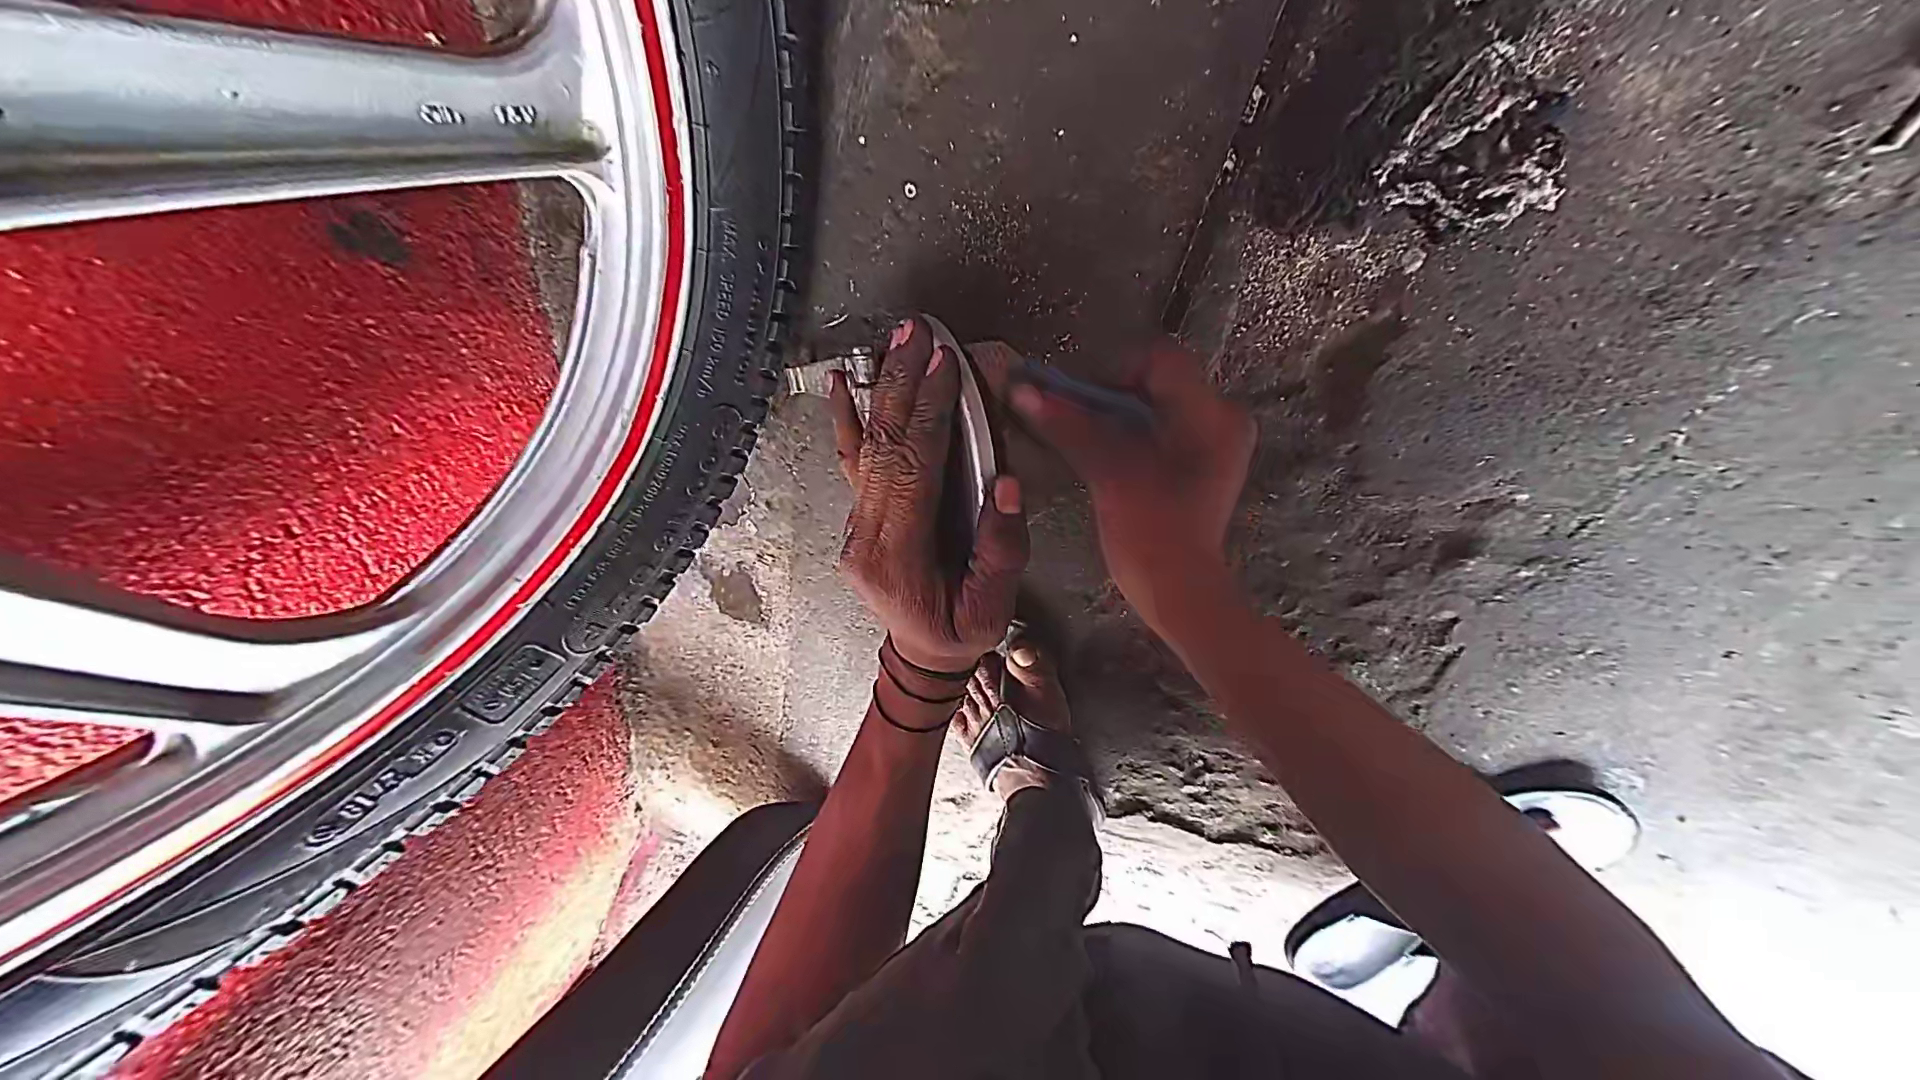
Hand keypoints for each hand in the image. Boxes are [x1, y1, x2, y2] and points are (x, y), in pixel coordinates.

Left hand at [830, 317, 1028, 672]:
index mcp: (899, 557)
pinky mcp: (861, 515)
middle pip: (885, 446)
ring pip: (866, 444)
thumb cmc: (957, 634)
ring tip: (894, 342)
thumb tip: (1005, 488)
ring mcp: (858, 524)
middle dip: (904, 384)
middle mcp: (869, 536)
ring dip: (881, 387)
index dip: (932, 413)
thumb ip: (1000, 551)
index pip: (915, 469)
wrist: (919, 655)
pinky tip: (841, 384)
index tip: (945, 367)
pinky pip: (849, 460)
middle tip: (918, 335)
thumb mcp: (990, 609)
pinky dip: (845, 418)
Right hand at [983, 339, 1253, 628]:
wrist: (1177, 587)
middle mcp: (1222, 419)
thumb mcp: (1108, 471)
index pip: (1159, 358)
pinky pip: (1164, 428)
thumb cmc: (1150, 534)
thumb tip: (1024, 392)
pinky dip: (1133, 432)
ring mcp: (1217, 442)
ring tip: (1092, 439)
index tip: (1080, 399)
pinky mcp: (1205, 462)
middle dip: (1111, 395)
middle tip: (1079, 418)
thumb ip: (1069, 425)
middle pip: (1157, 381)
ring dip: (1118, 415)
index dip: (1112, 370)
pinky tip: (1111, 453)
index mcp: (1210, 414)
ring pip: (1157, 405)